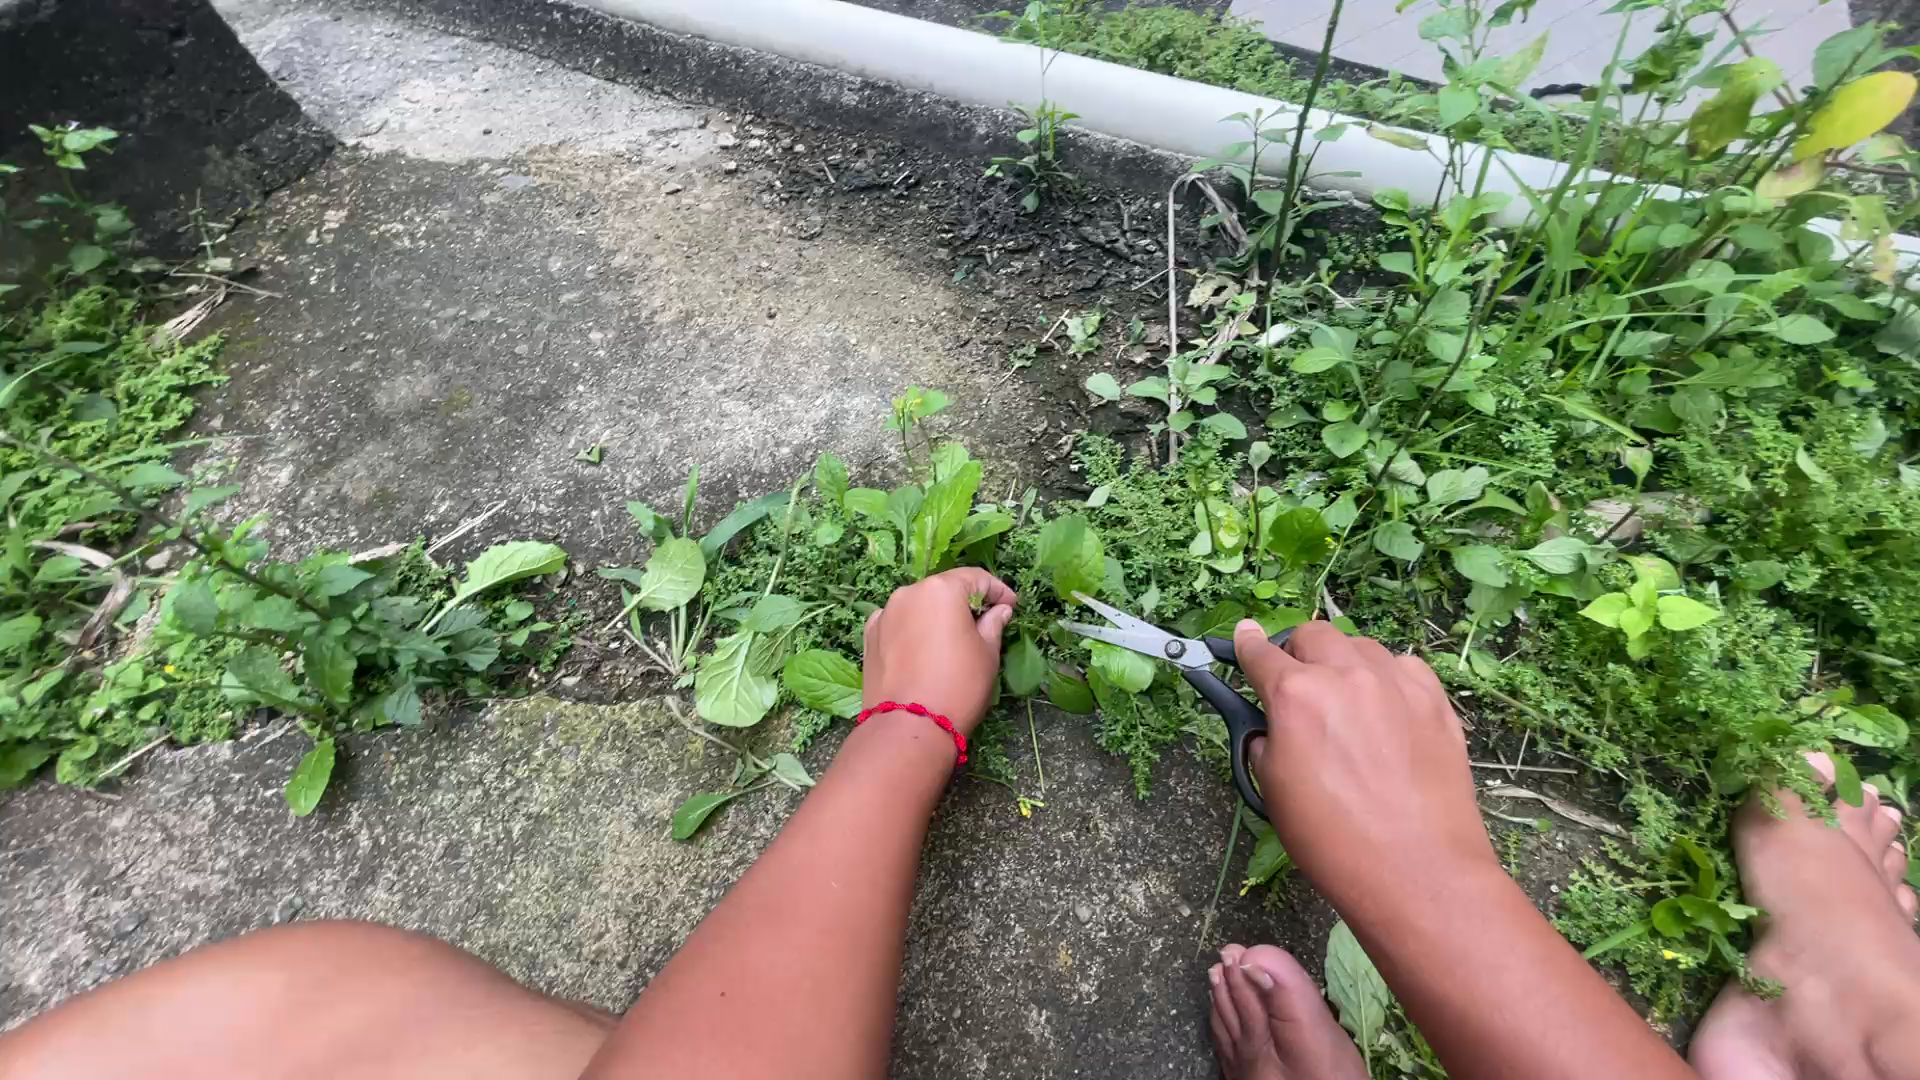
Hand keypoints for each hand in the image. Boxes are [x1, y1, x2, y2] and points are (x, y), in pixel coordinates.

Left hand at [861, 568, 1016, 736]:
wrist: (907, 728)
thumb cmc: (958, 686)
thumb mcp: (987, 654)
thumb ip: (993, 624)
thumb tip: (999, 610)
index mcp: (941, 590)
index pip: (975, 578)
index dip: (997, 590)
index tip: (1010, 606)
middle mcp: (909, 593)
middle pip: (944, 589)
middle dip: (966, 602)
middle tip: (985, 623)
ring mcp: (885, 614)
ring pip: (919, 606)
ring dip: (937, 616)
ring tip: (953, 640)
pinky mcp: (869, 637)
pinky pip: (898, 623)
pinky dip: (913, 629)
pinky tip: (924, 650)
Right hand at [1233, 619, 1494, 908]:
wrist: (1418, 872)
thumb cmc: (1330, 836)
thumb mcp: (1271, 786)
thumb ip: (1265, 737)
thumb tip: (1272, 723)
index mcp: (1295, 694)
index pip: (1259, 653)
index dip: (1245, 644)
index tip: (1243, 636)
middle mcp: (1344, 675)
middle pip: (1312, 634)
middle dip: (1295, 651)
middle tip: (1295, 682)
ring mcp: (1395, 684)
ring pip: (1360, 645)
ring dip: (1341, 660)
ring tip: (1343, 694)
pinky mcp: (1435, 703)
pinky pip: (1405, 667)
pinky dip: (1386, 676)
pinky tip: (1385, 705)